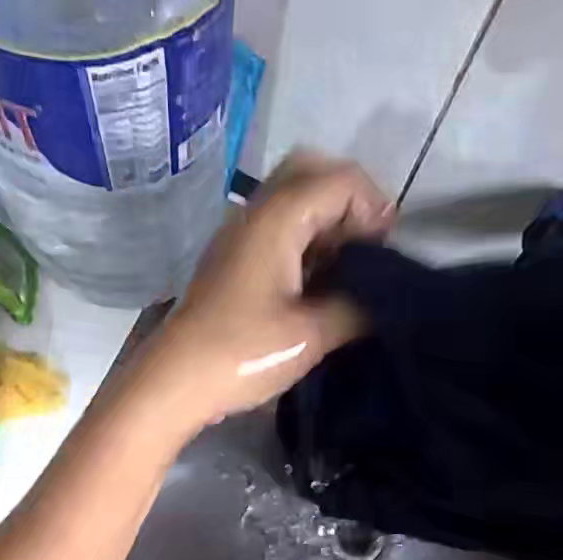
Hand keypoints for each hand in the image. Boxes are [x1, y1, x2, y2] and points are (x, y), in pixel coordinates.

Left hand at [125, 153, 394, 432]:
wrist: (174, 383)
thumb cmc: (242, 355)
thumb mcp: (311, 335)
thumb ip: (357, 308)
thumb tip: (385, 300)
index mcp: (277, 218)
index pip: (341, 180)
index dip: (375, 207)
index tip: (388, 253)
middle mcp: (254, 214)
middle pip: (311, 174)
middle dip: (350, 202)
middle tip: (369, 246)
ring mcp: (238, 238)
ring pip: (291, 202)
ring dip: (326, 223)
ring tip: (349, 270)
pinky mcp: (230, 264)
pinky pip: (275, 232)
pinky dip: (304, 243)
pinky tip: (317, 284)